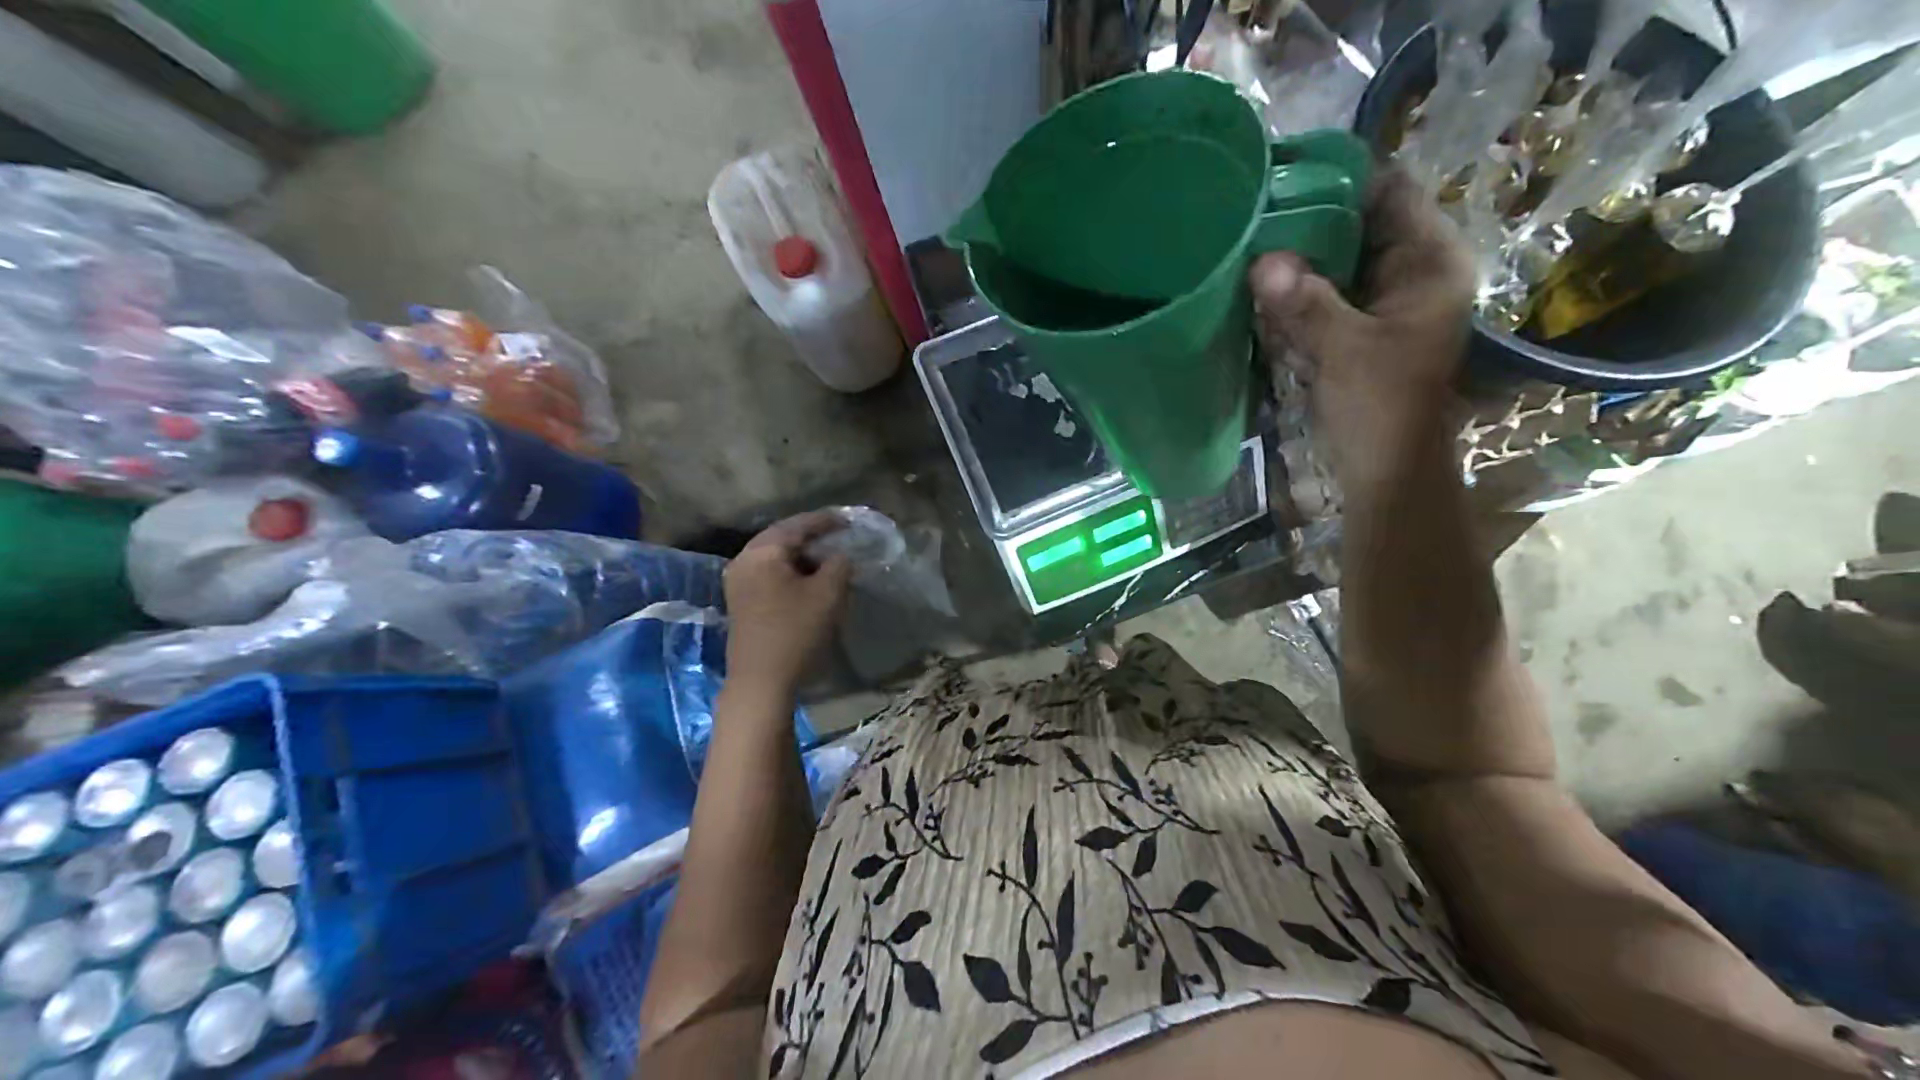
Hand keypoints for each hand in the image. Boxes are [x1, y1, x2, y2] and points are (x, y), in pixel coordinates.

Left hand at [723, 510, 852, 696]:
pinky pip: (768, 573)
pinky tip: (808, 580)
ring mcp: (738, 581)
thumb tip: (839, 556)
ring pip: (775, 557)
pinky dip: (790, 571)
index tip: (849, 521)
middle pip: (782, 538)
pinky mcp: (740, 601)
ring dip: (802, 556)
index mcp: (763, 551)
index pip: (798, 524)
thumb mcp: (829, 593)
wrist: (761, 681)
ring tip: (828, 559)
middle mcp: (744, 560)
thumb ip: (839, 564)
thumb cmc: (796, 631)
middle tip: (839, 537)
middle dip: (812, 537)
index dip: (826, 521)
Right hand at [1251, 165, 1474, 482]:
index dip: (1342, 178)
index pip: (1391, 193)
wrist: (1386, 472)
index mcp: (1430, 264)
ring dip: (1299, 254)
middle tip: (1253, 206)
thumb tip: (1261, 261)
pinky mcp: (1359, 329)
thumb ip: (1304, 303)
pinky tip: (1261, 283)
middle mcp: (1412, 273)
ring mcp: (1385, 302)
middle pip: (1360, 223)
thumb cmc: (1381, 408)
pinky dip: (1298, 287)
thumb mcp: (1343, 350)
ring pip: (1339, 259)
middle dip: (1309, 217)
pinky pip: (1327, 292)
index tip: (1286, 172)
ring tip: (1249, 236)